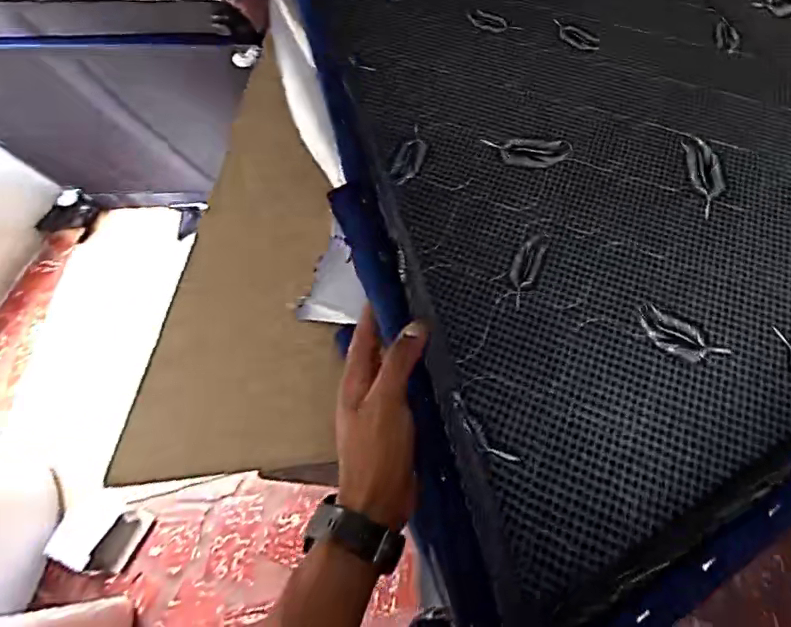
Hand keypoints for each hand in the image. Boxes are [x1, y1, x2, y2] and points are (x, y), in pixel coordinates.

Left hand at [335, 307, 427, 530]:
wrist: (379, 507)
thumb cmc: (376, 452)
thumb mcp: (386, 402)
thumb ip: (399, 362)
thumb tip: (414, 326)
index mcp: (354, 381)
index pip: (363, 334)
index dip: (374, 309)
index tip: (390, 283)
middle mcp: (364, 390)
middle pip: (380, 348)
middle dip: (395, 324)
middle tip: (420, 299)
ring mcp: (380, 407)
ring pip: (395, 366)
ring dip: (409, 348)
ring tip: (432, 326)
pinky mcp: (397, 422)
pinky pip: (408, 386)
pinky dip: (419, 371)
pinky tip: (436, 367)